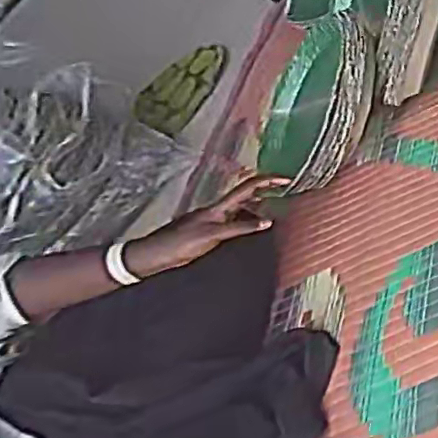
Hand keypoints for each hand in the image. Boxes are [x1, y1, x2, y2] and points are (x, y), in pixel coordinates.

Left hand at [124, 175, 285, 277]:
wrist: (150, 256)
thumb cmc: (179, 244)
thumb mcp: (213, 236)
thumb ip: (241, 228)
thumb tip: (269, 222)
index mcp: (219, 207)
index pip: (248, 187)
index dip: (268, 181)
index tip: (287, 180)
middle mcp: (218, 210)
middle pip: (247, 195)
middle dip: (268, 192)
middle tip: (286, 195)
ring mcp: (213, 219)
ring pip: (242, 209)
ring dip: (259, 209)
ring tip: (275, 215)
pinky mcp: (210, 229)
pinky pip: (236, 220)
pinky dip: (249, 221)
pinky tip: (254, 229)